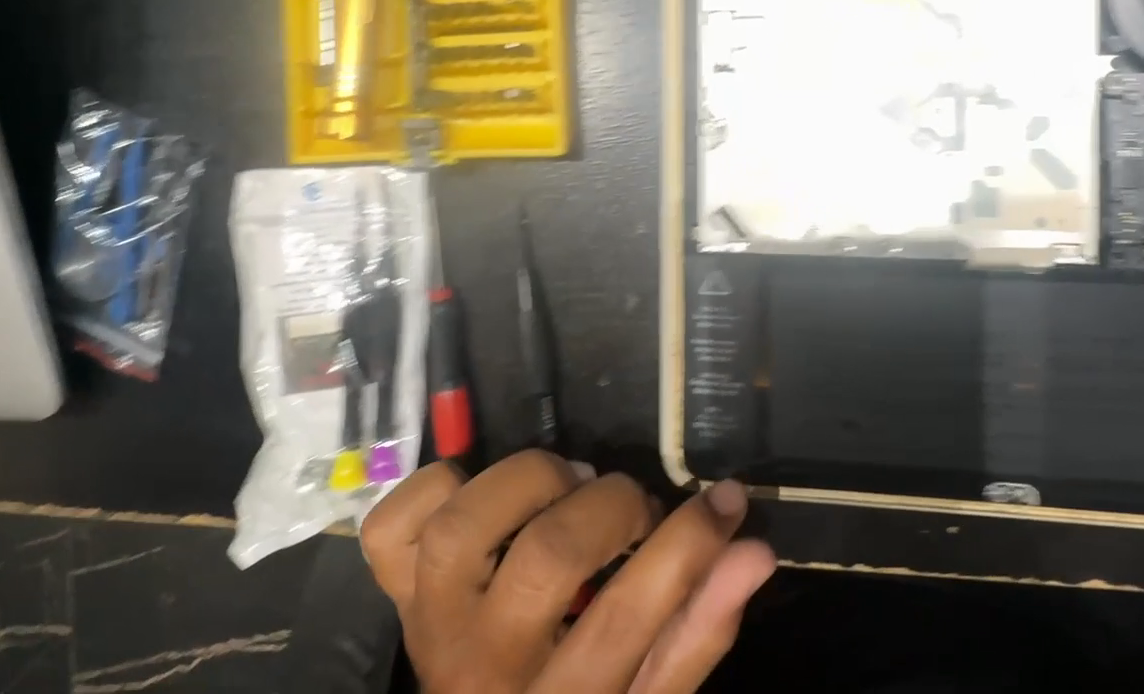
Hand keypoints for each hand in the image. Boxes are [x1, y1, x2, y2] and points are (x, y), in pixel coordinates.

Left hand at [361, 450, 776, 693]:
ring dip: (525, 481)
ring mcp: (431, 624)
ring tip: (565, 480)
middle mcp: (487, 664)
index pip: (632, 616)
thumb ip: (698, 629)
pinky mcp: (396, 594)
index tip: (726, 498)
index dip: (689, 544)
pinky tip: (481, 491)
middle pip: (545, 559)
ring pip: (462, 530)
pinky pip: (391, 528)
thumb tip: (753, 549)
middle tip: (632, 502)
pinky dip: (435, 487)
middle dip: (609, 508)